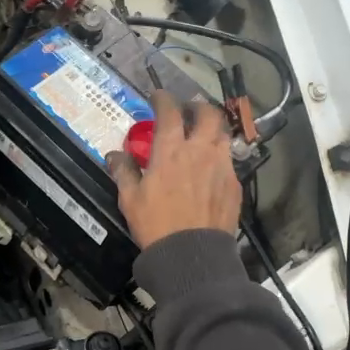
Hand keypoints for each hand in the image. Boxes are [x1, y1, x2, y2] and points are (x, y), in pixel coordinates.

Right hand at [106, 91, 242, 249]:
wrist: (191, 253)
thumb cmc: (155, 225)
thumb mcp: (130, 200)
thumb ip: (123, 172)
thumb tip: (114, 155)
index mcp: (171, 151)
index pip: (170, 112)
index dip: (163, 98)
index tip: (157, 96)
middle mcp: (200, 150)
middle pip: (207, 113)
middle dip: (196, 106)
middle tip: (186, 110)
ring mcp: (222, 165)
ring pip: (223, 133)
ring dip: (212, 128)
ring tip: (202, 135)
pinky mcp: (234, 183)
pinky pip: (229, 159)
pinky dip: (218, 154)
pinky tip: (210, 166)